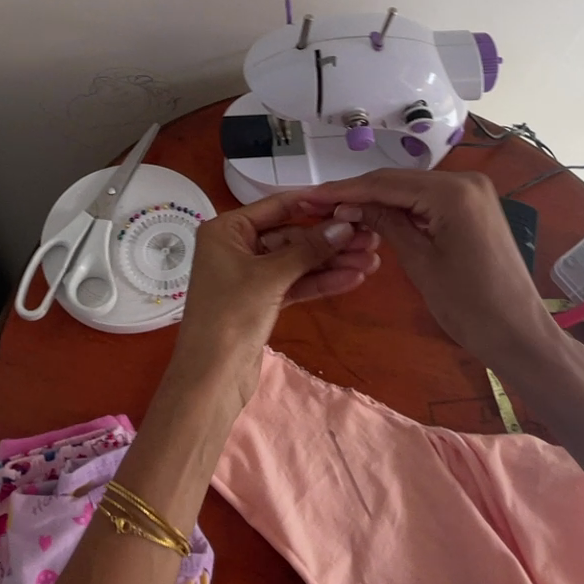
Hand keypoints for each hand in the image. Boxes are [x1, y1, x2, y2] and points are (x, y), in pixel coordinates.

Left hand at [171, 193, 379, 400]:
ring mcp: (250, 275)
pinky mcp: (262, 301)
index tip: (349, 204)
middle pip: (291, 235)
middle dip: (330, 240)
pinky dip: (321, 282)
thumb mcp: (270, 277)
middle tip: (370, 239)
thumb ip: (309, 250)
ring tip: (372, 260)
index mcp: (226, 230)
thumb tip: (345, 226)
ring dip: (331, 262)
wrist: (211, 378)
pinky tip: (353, 279)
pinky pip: (295, 284)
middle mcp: (236, 247)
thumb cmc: (230, 316)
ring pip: (297, 262)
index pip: (276, 207)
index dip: (314, 205)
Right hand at [297, 169, 577, 373]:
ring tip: (338, 210)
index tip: (311, 196)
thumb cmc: (470, 306)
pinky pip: (429, 200)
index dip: (345, 190)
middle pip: (398, 181)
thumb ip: (385, 224)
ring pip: (411, 189)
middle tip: (318, 203)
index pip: (386, 184)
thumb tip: (347, 206)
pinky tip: (374, 216)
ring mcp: (473, 192)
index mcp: (453, 192)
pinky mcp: (474, 206)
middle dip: (359, 193)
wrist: (520, 334)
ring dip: (378, 200)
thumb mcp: (420, 263)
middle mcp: (465, 180)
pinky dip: (401, 208)